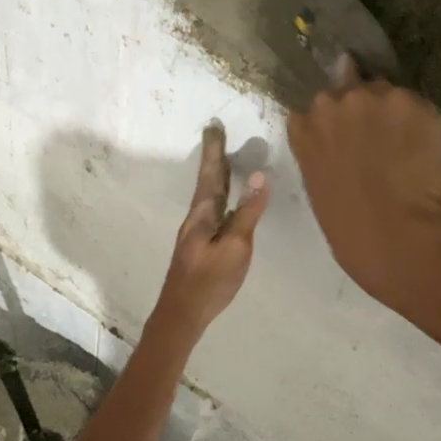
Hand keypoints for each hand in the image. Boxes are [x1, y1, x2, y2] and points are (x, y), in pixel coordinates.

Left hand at [154, 124, 270, 331]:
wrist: (182, 314)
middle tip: (219, 136)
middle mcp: (197, 219)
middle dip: (215, 159)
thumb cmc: (209, 281)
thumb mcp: (235, 246)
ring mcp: (197, 234)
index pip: (211, 174)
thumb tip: (259, 175)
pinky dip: (221, 197)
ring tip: (227, 162)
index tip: (214, 127)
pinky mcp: (200, 247)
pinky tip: (227, 204)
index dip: (214, 151)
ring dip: (218, 177)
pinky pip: (213, 211)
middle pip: (208, 182)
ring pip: (210, 197)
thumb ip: (247, 212)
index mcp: (202, 214)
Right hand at [287, 61, 440, 301]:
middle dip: (368, 112)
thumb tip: (355, 148)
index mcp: (304, 129)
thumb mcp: (320, 187)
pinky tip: (431, 155)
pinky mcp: (411, 102)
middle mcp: (332, 103)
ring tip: (412, 148)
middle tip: (384, 142)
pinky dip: (427, 127)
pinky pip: (421, 109)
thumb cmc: (349, 228)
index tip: (351, 136)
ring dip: (398, 115)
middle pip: (353, 91)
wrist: (391, 234)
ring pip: (389, 95)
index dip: (338, 121)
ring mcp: (372, 98)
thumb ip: (329, 154)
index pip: (317, 109)